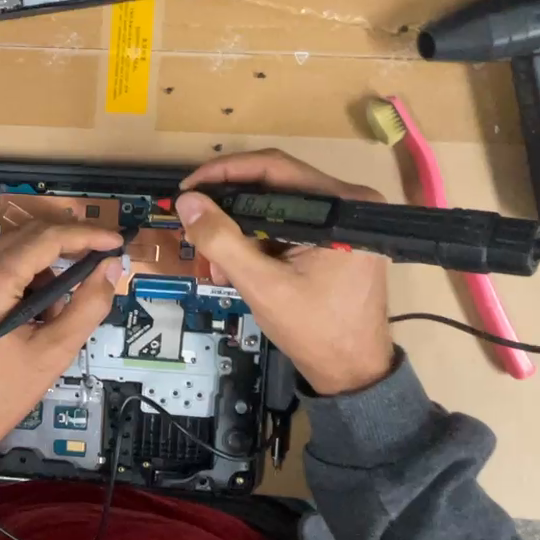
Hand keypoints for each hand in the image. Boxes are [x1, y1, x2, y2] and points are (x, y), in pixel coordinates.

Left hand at [0, 221, 123, 492]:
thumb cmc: (1, 394)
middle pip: (25, 236)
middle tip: (98, 264)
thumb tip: (110, 266)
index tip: (115, 240)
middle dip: (65, 247)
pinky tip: (29, 309)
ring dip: (40, 265)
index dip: (85, 234)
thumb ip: (88, 304)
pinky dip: (16, 275)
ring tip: (55, 309)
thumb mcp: (54, 351)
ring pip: (8, 248)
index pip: (44, 239)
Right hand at [176, 150, 394, 395]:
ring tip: (216, 265)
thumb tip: (187, 202)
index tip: (187, 190)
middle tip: (193, 228)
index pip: (274, 168)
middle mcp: (348, 202)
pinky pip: (282, 226)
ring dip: (236, 232)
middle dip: (227, 211)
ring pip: (271, 208)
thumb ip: (221, 240)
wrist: (352, 371)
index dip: (223, 173)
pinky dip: (253, 243)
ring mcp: (341, 221)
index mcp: (343, 205)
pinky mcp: (332, 238)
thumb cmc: (315, 329)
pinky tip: (235, 269)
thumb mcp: (261, 284)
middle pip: (271, 187)